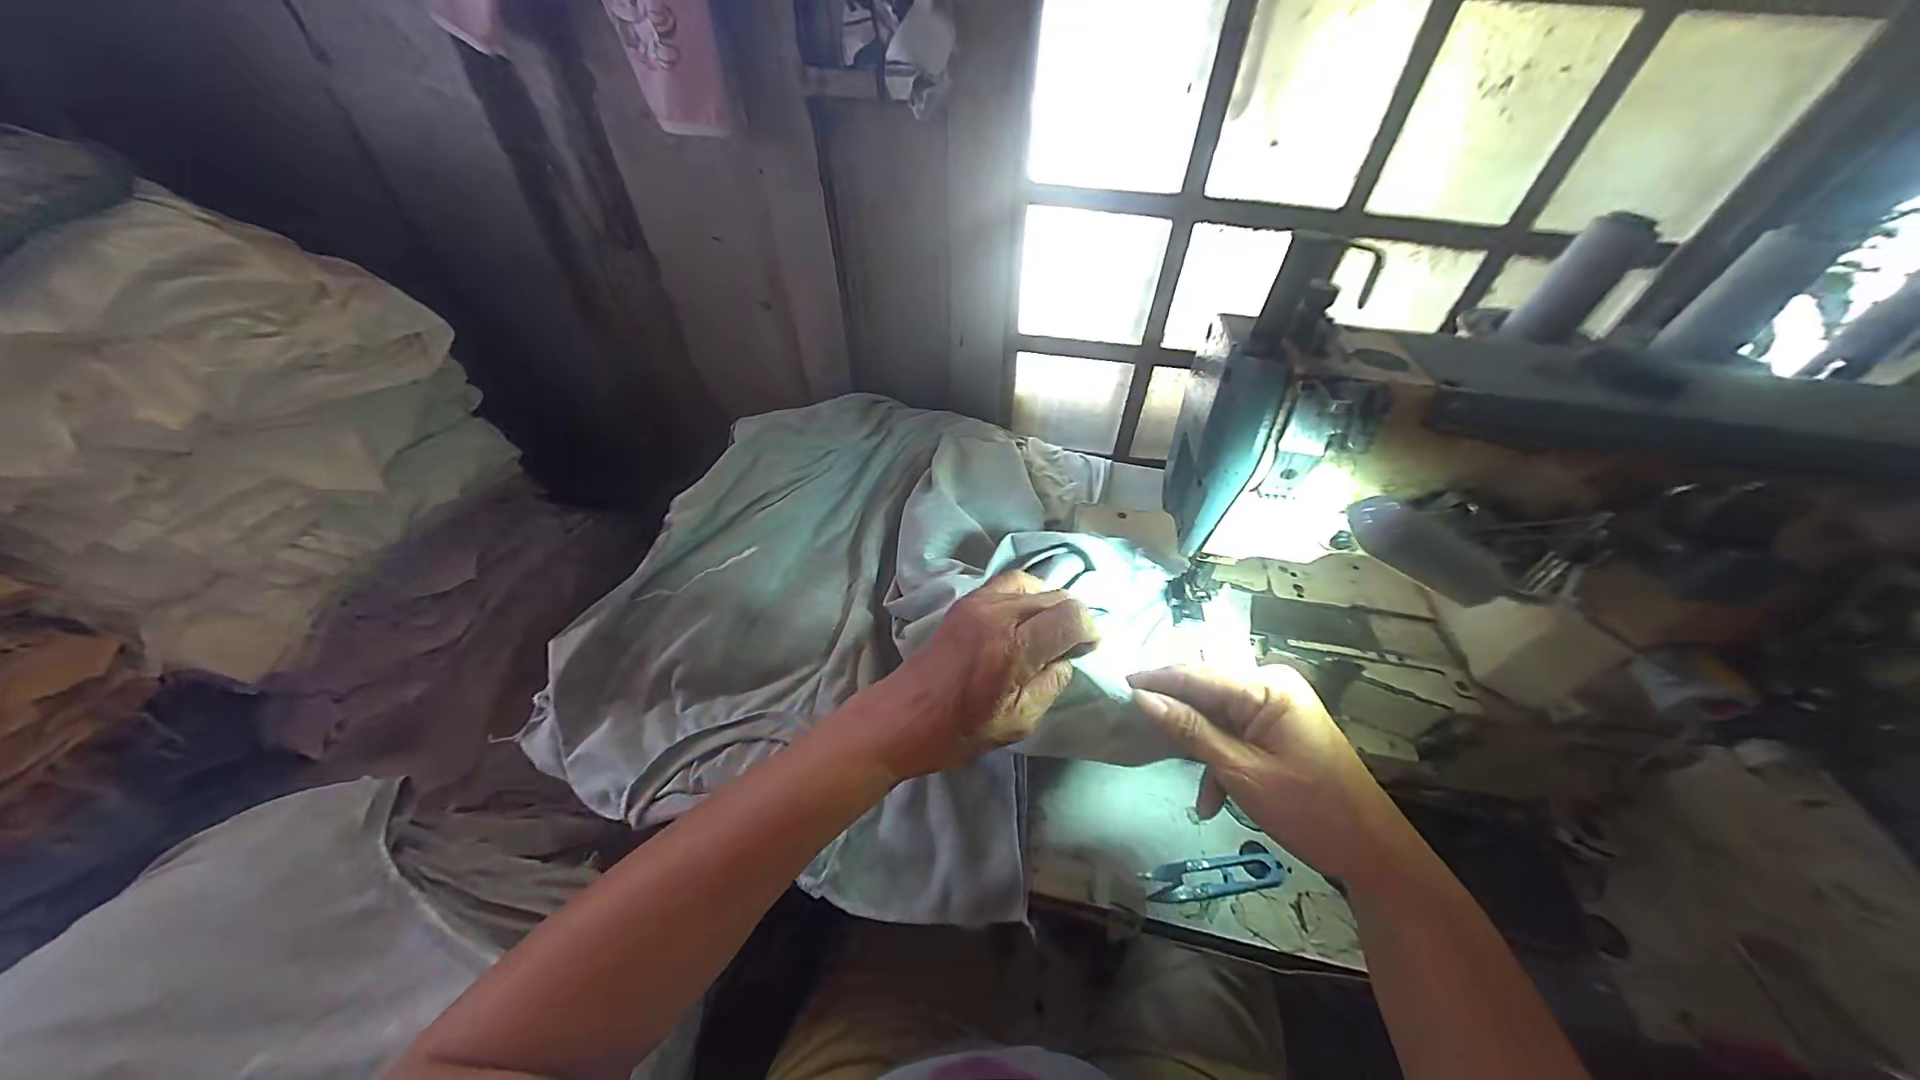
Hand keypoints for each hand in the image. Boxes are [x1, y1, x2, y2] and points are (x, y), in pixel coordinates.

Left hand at [835, 571, 1098, 781]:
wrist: (900, 718)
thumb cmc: (957, 732)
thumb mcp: (1016, 722)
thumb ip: (1050, 686)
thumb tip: (1067, 659)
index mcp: (1013, 648)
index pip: (1070, 617)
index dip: (1090, 630)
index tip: (1092, 647)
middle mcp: (998, 614)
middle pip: (1055, 596)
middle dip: (1074, 616)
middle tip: (1076, 642)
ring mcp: (977, 603)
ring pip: (1033, 583)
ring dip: (1051, 601)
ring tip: (1053, 627)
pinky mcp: (964, 603)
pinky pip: (1007, 582)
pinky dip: (1027, 593)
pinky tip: (1028, 615)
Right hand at [1128, 664, 1420, 889]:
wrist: (1373, 854)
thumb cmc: (1311, 810)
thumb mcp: (1242, 772)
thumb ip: (1190, 731)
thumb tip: (1142, 698)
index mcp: (1268, 687)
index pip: (1199, 675)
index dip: (1157, 680)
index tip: (1119, 683)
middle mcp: (1272, 687)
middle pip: (1207, 695)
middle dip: (1179, 722)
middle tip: (1140, 734)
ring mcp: (1277, 709)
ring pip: (1217, 720)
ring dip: (1201, 753)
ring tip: (1196, 792)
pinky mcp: (1278, 731)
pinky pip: (1235, 736)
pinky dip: (1220, 764)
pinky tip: (1213, 800)